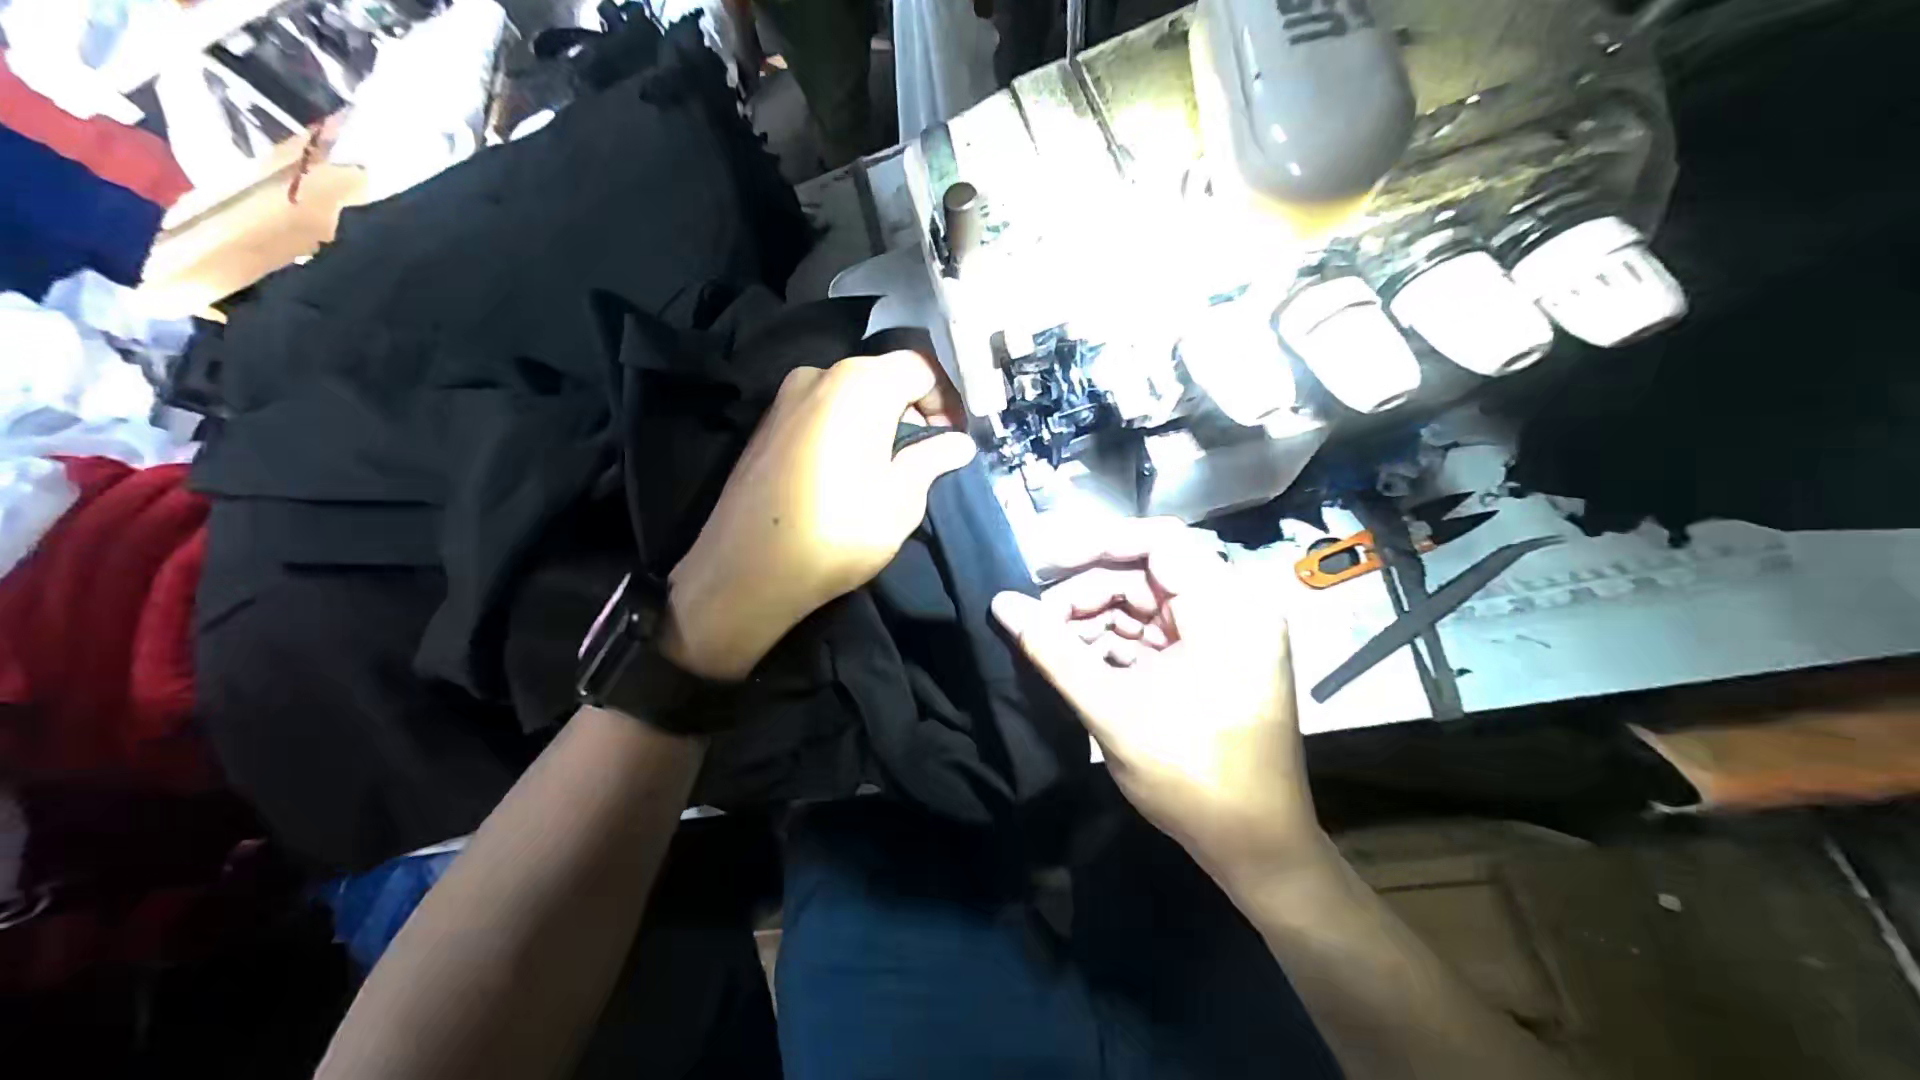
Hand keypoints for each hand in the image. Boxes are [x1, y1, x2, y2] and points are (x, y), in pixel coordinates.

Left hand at [663, 351, 975, 679]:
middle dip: (912, 412)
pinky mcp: (767, 426)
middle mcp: (818, 375)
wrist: (745, 572)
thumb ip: (933, 460)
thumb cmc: (836, 533)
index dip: (946, 400)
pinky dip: (846, 431)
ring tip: (889, 471)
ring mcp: (786, 399)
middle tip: (927, 458)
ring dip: (879, 423)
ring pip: (851, 397)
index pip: (920, 368)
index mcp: (858, 384)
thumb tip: (959, 443)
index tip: (954, 439)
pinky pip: (822, 413)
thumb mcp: (901, 500)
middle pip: (883, 378)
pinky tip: (848, 474)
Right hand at [990, 519, 1327, 877]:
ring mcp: (1222, 637)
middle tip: (1036, 620)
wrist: (1255, 847)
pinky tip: (1074, 660)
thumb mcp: (1112, 711)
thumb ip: (1053, 651)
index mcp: (1226, 608)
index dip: (1095, 544)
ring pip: (1145, 605)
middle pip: (1146, 574)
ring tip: (1047, 644)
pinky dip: (1114, 644)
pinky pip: (1154, 634)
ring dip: (1095, 621)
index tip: (1041, 565)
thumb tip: (1001, 604)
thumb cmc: (1192, 777)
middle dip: (1086, 594)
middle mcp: (1232, 610)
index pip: (1158, 541)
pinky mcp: (1210, 661)